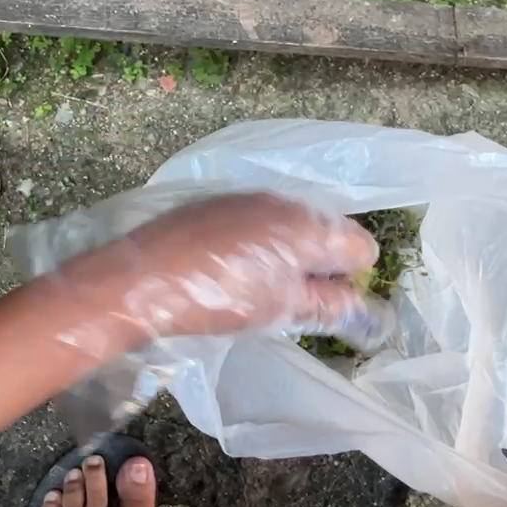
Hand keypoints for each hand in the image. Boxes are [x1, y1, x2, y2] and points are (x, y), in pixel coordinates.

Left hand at [46, 192, 380, 352]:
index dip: (354, 276)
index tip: (330, 299)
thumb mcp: (279, 309)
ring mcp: (251, 197)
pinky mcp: (221, 200)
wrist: (144, 275)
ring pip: (293, 222)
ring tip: (263, 284)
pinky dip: (261, 239)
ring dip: (291, 250)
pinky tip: (235, 265)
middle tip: (297, 295)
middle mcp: (285, 201)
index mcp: (308, 227)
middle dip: (324, 262)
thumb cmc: (218, 296)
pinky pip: (260, 217)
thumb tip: (358, 304)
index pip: (361, 245)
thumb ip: (327, 304)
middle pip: (328, 230)